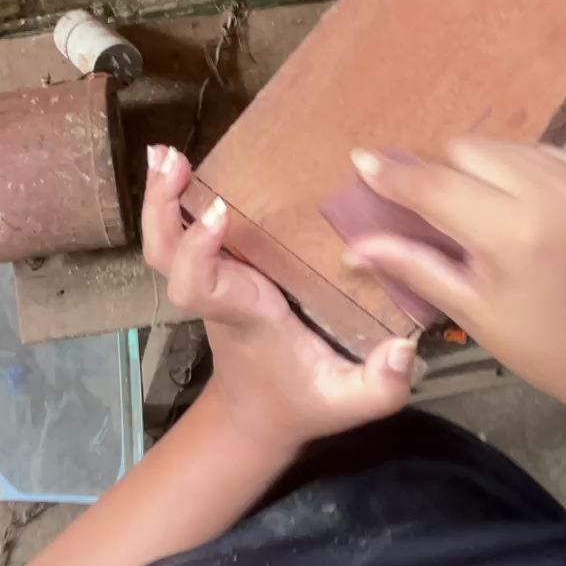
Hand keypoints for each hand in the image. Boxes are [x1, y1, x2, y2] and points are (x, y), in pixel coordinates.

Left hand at [142, 145, 416, 456]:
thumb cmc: (299, 402)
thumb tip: (404, 349)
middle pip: (164, 254)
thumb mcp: (347, 403)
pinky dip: (172, 200)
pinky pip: (182, 235)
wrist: (257, 414)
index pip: (199, 285)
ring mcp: (213, 277)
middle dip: (160, 208)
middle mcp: (218, 292)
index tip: (219, 212)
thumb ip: (380, 386)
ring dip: (161, 196)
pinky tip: (174, 167)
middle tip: (171, 159)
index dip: (197, 249)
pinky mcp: (218, 267)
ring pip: (165, 241)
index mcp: (243, 314)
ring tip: (164, 152)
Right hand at [343, 138, 565, 414]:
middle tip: (431, 206)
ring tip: (474, 206)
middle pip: (465, 151)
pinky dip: (511, 168)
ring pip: (498, 145)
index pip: (436, 186)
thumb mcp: (471, 310)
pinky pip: (533, 151)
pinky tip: (512, 201)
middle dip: (439, 173)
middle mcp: (548, 194)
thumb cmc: (543, 346)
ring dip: (474, 167)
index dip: (394, 174)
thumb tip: (353, 248)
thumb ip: (412, 265)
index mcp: (513, 234)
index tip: (361, 160)